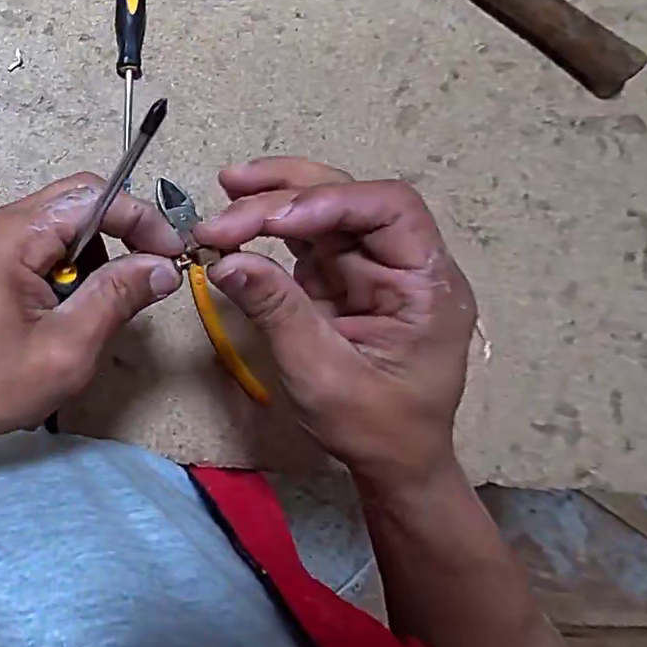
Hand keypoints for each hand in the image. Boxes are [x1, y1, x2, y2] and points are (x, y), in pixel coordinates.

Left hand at [0, 174, 185, 450]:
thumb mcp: (66, 348)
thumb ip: (117, 298)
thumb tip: (163, 266)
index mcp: (14, 236)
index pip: (93, 197)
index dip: (142, 218)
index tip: (172, 254)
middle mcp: (3, 224)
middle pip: (81, 199)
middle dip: (125, 229)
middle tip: (152, 270)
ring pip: (70, 220)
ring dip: (101, 250)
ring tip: (105, 299)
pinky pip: (52, 242)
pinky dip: (79, 263)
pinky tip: (76, 303)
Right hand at [190, 157, 477, 489]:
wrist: (390, 461)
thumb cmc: (373, 426)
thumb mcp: (321, 373)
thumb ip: (276, 310)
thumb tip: (222, 261)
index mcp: (425, 282)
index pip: (388, 208)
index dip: (328, 201)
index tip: (269, 223)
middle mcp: (401, 261)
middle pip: (348, 197)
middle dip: (284, 194)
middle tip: (224, 209)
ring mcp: (367, 264)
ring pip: (322, 206)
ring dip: (273, 194)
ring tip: (228, 185)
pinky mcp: (338, 273)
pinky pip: (304, 234)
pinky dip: (268, 221)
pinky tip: (238, 214)